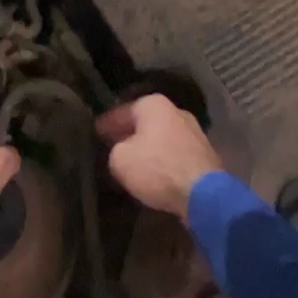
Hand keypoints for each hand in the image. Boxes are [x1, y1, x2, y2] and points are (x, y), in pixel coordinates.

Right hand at [96, 94, 223, 219]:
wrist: (204, 193)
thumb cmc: (158, 168)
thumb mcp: (120, 160)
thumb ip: (114, 150)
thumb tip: (119, 150)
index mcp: (153, 104)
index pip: (121, 111)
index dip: (105, 124)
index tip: (93, 134)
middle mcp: (175, 110)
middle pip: (143, 123)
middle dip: (127, 135)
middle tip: (109, 148)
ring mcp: (192, 131)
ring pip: (159, 138)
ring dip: (146, 149)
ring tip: (130, 163)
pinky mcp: (202, 153)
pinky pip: (173, 153)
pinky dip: (161, 161)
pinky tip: (152, 173)